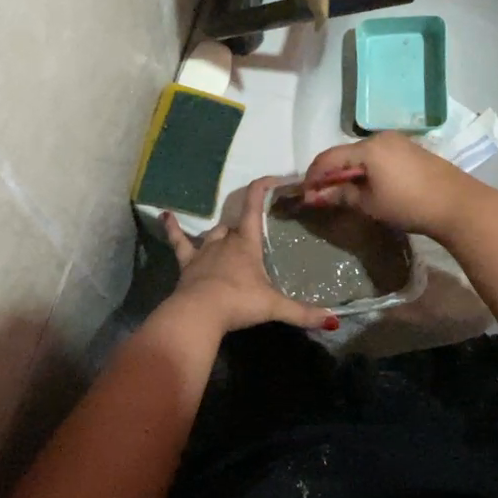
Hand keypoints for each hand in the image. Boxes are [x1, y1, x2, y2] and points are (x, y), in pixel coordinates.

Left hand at [161, 179, 339, 335]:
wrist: (199, 312)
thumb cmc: (238, 302)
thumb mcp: (274, 307)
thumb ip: (302, 313)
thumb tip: (333, 319)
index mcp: (246, 243)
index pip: (255, 206)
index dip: (263, 188)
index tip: (274, 178)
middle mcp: (224, 241)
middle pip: (235, 225)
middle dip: (245, 226)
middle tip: (256, 234)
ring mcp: (203, 251)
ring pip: (212, 233)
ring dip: (220, 234)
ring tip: (227, 237)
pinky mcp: (186, 264)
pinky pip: (178, 242)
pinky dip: (172, 229)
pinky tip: (165, 216)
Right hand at [300, 131, 480, 238]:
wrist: (458, 204)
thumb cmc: (409, 204)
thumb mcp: (369, 204)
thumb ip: (340, 195)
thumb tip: (314, 196)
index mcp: (367, 147)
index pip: (328, 157)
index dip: (314, 176)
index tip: (306, 194)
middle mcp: (380, 138)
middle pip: (344, 153)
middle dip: (331, 174)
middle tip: (323, 195)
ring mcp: (397, 142)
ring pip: (361, 155)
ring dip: (349, 172)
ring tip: (345, 193)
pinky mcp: (410, 150)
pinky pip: (378, 156)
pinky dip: (367, 169)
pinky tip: (368, 186)